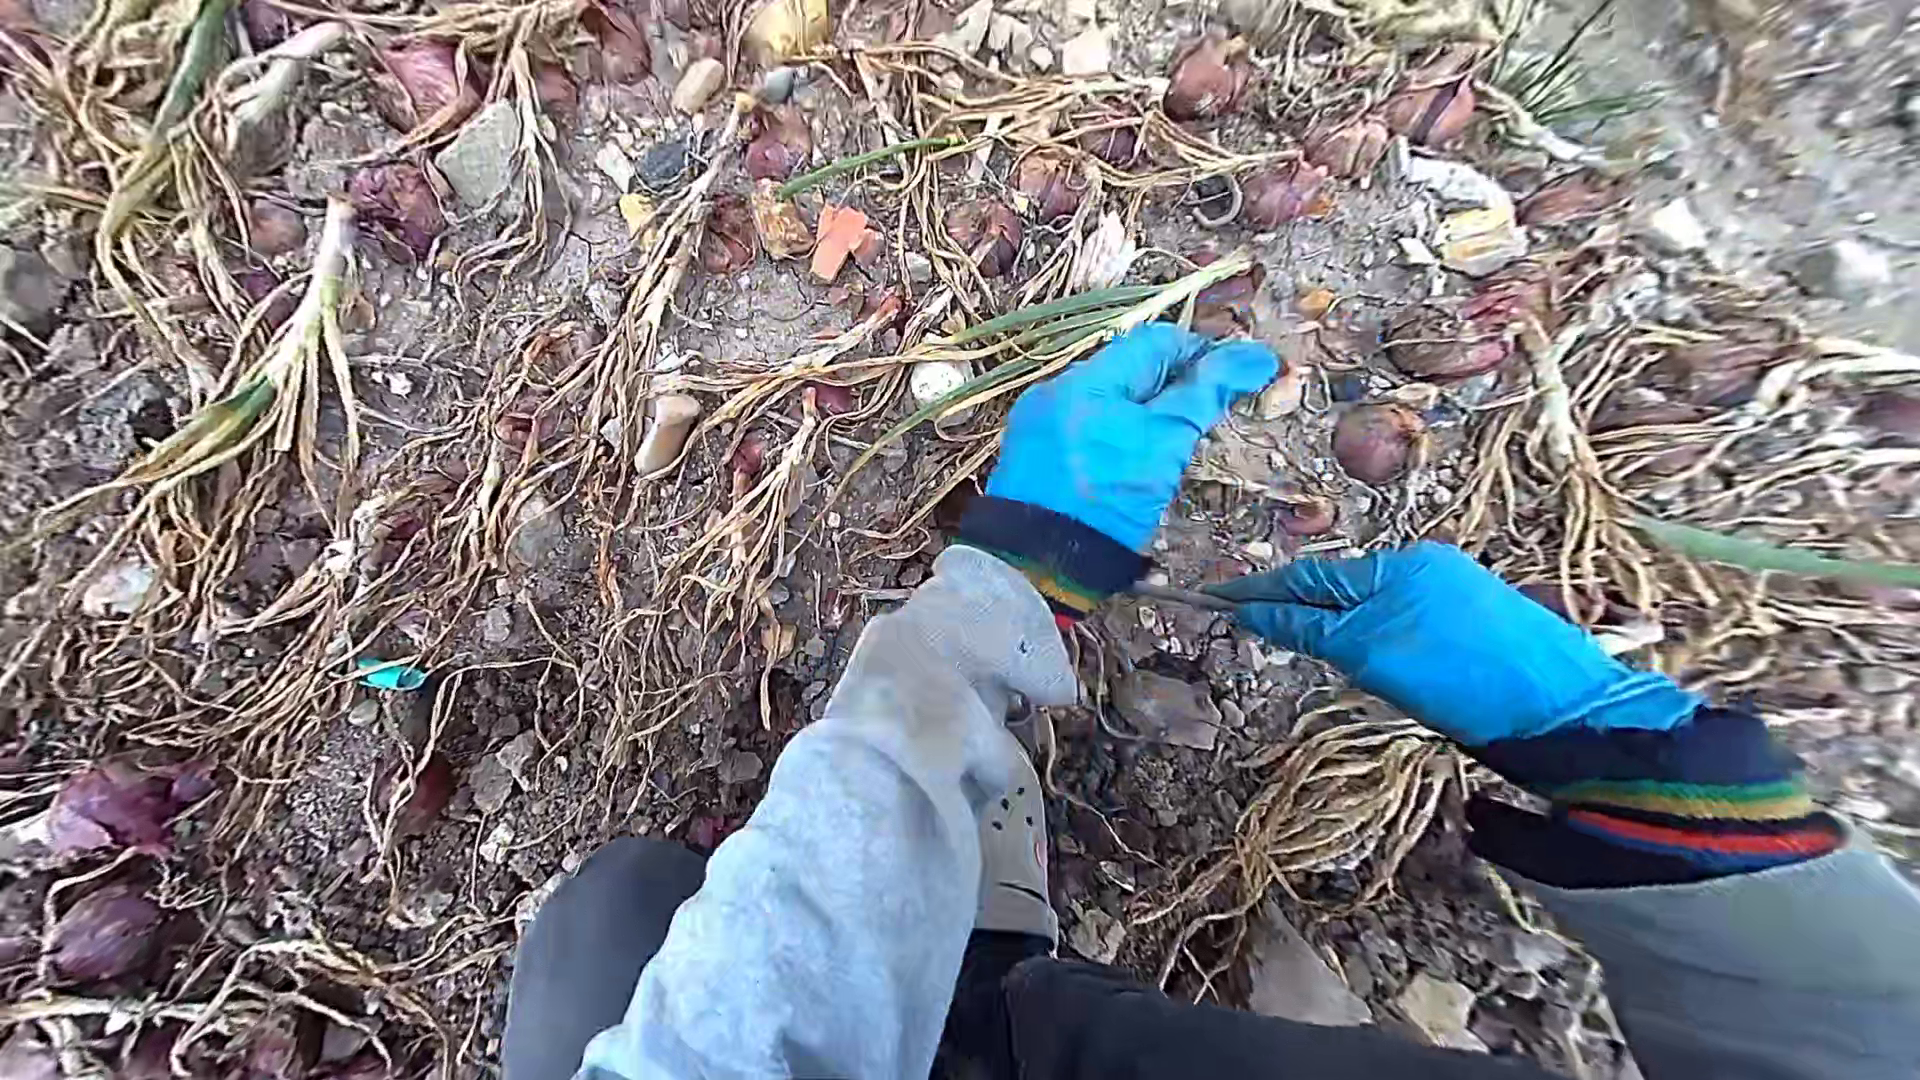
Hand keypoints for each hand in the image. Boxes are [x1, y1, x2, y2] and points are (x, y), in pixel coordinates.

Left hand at [985, 323, 1276, 550]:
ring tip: (1163, 447)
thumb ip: (1205, 396)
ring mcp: (1037, 422)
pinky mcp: (1031, 452)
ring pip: (1105, 401)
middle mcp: (1055, 392)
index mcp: (1086, 381)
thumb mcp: (1164, 447)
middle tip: (1198, 420)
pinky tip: (1124, 463)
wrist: (1039, 565)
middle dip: (1168, 388)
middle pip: (1127, 370)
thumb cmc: (1106, 506)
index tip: (1225, 383)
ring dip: (1140, 413)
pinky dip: (1109, 434)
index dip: (1198, 355)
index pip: (1154, 342)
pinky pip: (1081, 427)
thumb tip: (1254, 357)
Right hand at [1206, 543, 1698, 744]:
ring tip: (1298, 638)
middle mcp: (1418, 564)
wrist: (1570, 716)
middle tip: (1247, 621)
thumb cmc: (1457, 681)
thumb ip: (1303, 627)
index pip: (1304, 577)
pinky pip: (1393, 611)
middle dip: (1289, 604)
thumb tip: (1249, 614)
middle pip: (1331, 585)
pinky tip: (1359, 646)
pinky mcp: (1469, 610)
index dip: (1254, 589)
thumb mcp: (1366, 654)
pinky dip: (1363, 627)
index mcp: (1392, 568)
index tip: (1212, 595)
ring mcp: (1447, 585)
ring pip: (1361, 600)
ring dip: (1326, 619)